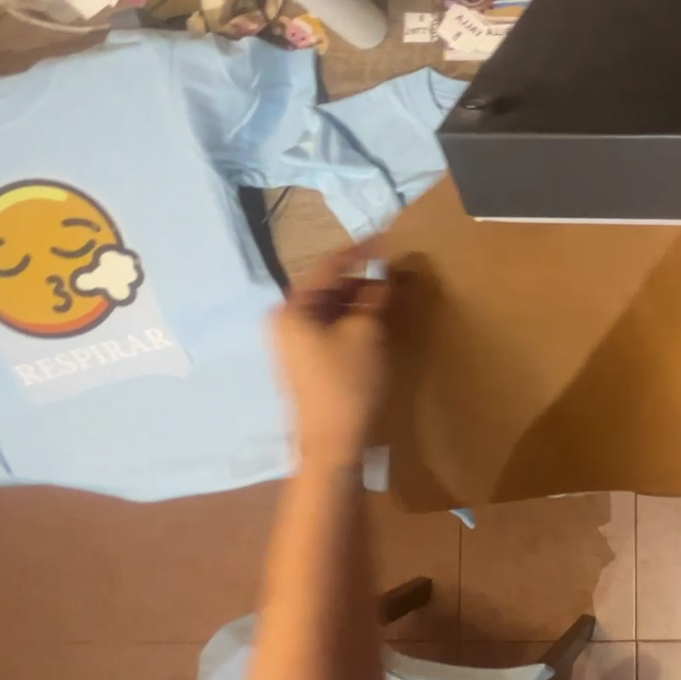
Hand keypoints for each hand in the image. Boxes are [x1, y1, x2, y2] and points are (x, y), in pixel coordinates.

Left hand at [270, 241, 391, 473]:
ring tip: (392, 292)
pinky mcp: (308, 359)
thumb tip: (384, 271)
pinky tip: (378, 318)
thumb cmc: (348, 383)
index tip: (387, 237)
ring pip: (333, 307)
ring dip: (361, 298)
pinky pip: (332, 325)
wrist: (333, 442)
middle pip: (329, 286)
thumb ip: (375, 296)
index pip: (329, 266)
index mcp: (291, 308)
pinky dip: (355, 318)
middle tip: (395, 269)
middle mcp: (285, 320)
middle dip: (362, 277)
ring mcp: (294, 341)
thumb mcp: (367, 332)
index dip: (361, 251)